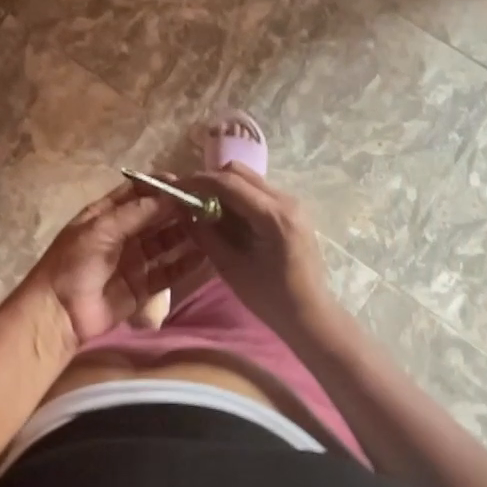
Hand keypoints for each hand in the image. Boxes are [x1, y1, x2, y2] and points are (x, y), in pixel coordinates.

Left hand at [23, 180, 205, 344]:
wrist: (59, 314)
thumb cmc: (73, 264)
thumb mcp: (100, 230)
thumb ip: (134, 213)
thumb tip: (169, 196)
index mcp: (106, 215)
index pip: (137, 193)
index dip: (161, 188)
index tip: (188, 184)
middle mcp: (122, 234)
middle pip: (155, 218)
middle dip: (179, 211)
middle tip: (208, 206)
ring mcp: (133, 261)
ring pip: (165, 244)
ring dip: (186, 236)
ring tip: (213, 228)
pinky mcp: (143, 287)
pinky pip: (168, 272)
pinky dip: (186, 265)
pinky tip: (206, 256)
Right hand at [178, 163, 335, 336]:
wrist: (310, 314)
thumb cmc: (270, 297)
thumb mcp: (229, 267)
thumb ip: (204, 233)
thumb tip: (181, 208)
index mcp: (273, 216)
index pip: (229, 183)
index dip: (198, 181)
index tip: (176, 188)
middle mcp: (286, 200)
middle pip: (239, 172)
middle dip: (210, 181)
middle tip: (190, 200)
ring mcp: (292, 202)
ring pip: (248, 179)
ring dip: (224, 188)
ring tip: (206, 210)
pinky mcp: (292, 209)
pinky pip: (257, 191)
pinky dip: (237, 197)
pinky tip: (228, 219)